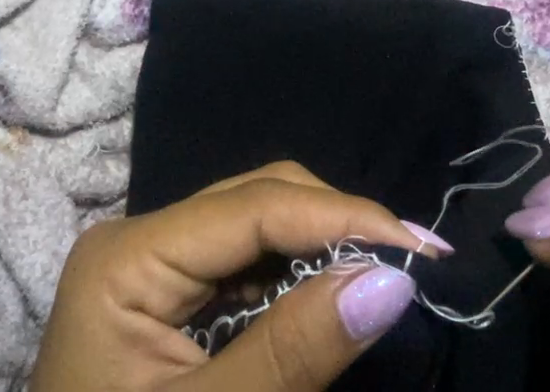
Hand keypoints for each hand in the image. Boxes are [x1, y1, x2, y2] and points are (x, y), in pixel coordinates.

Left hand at [31, 162, 451, 391]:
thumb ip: (292, 352)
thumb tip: (391, 282)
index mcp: (128, 258)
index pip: (254, 206)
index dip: (343, 217)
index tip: (422, 247)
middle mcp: (139, 239)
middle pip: (258, 197)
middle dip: (337, 224)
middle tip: (412, 265)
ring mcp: (153, 263)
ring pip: (259, 222)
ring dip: (323, 246)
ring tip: (384, 277)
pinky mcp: (168, 292)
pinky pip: (246, 261)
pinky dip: (296, 275)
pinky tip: (331, 296)